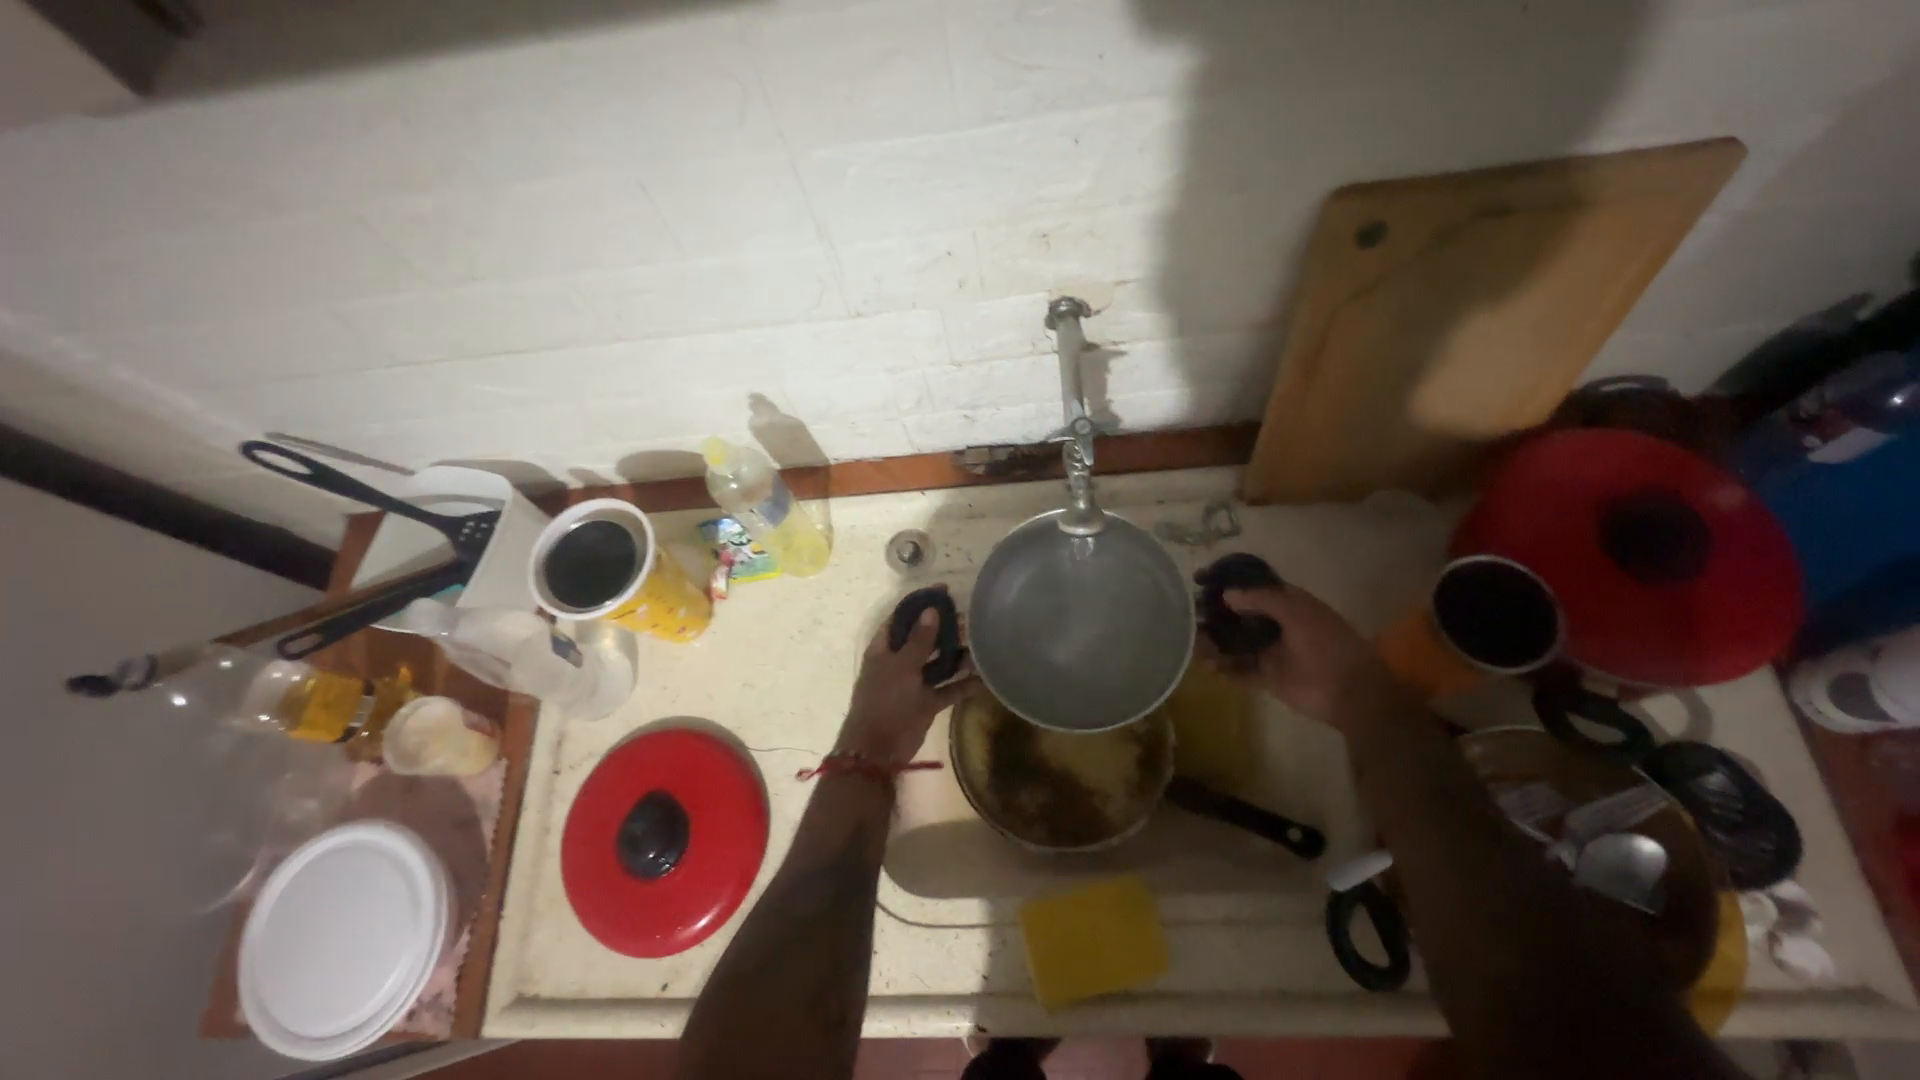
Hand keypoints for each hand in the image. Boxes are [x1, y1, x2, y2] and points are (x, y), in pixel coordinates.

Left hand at [836, 599, 977, 766]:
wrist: (878, 748)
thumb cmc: (885, 700)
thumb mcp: (902, 666)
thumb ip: (919, 640)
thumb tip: (931, 611)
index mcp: (884, 648)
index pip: (902, 617)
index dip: (920, 603)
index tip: (943, 591)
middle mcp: (899, 662)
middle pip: (923, 639)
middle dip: (944, 628)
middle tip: (970, 618)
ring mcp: (913, 683)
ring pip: (938, 663)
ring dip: (957, 655)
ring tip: (981, 642)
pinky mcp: (927, 703)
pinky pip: (948, 689)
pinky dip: (963, 684)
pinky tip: (984, 676)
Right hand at [1198, 583, 1400, 729]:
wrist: (1350, 692)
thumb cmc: (1328, 645)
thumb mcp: (1298, 614)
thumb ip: (1263, 599)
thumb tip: (1227, 594)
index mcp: (1288, 603)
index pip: (1252, 587)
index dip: (1228, 584)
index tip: (1201, 582)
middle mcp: (1276, 624)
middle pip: (1239, 615)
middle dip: (1215, 615)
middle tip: (1188, 614)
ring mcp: (1271, 650)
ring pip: (1236, 642)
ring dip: (1215, 642)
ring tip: (1193, 643)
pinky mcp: (1267, 675)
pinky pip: (1239, 669)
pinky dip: (1223, 667)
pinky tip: (1206, 666)